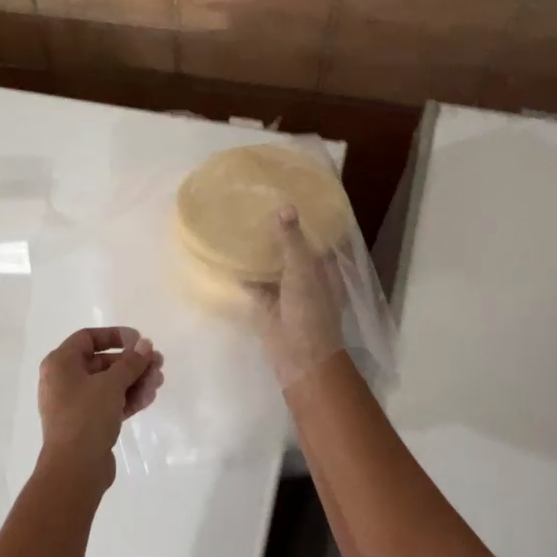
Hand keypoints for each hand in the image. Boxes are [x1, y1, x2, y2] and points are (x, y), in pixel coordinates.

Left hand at [37, 326, 163, 487]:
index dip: (115, 336)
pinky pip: (109, 403)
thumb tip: (145, 344)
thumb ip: (130, 362)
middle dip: (131, 363)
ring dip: (134, 381)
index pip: (87, 338)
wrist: (74, 468)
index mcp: (60, 363)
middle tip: (158, 364)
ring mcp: (75, 403)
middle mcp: (64, 380)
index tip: (140, 341)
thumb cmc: (86, 416)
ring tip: (158, 382)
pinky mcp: (87, 423)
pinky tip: (149, 397)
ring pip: (108, 385)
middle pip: (102, 362)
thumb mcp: (111, 384)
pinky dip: (127, 398)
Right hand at [253, 205, 346, 385]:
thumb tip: (285, 206)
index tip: (290, 198)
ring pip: (275, 269)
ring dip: (262, 254)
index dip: (308, 221)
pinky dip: (246, 275)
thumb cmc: (310, 312)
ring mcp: (289, 294)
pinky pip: (257, 286)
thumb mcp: (303, 271)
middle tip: (260, 207)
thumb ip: (292, 241)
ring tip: (243, 227)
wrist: (299, 357)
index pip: (319, 239)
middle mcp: (309, 279)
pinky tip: (230, 259)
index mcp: (326, 269)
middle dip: (281, 235)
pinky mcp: (270, 307)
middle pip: (295, 252)